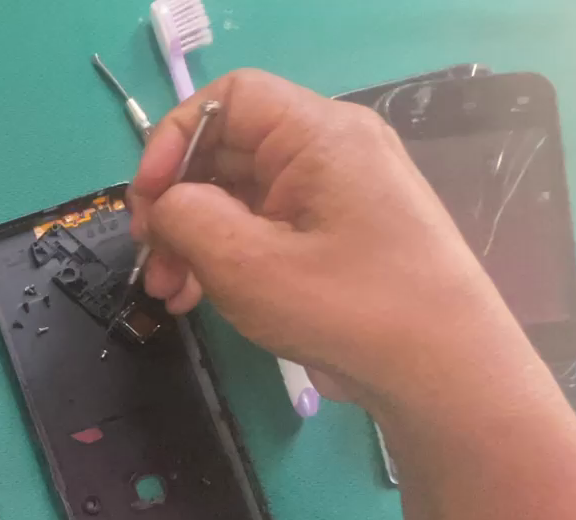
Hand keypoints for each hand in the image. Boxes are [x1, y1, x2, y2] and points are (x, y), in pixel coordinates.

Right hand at [128, 69, 539, 411]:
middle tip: (147, 259)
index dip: (173, 140)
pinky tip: (190, 298)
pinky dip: (209, 258)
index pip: (229, 98)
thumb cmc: (342, 305)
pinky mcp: (316, 234)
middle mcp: (322, 152)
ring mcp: (321, 195)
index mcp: (317, 137)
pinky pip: (246, 228)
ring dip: (182, 240)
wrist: (430, 364)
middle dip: (171, 204)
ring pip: (226, 197)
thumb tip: (162, 205)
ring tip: (166, 291)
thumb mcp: (245, 262)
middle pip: (221, 152)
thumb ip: (187, 218)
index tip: (145, 202)